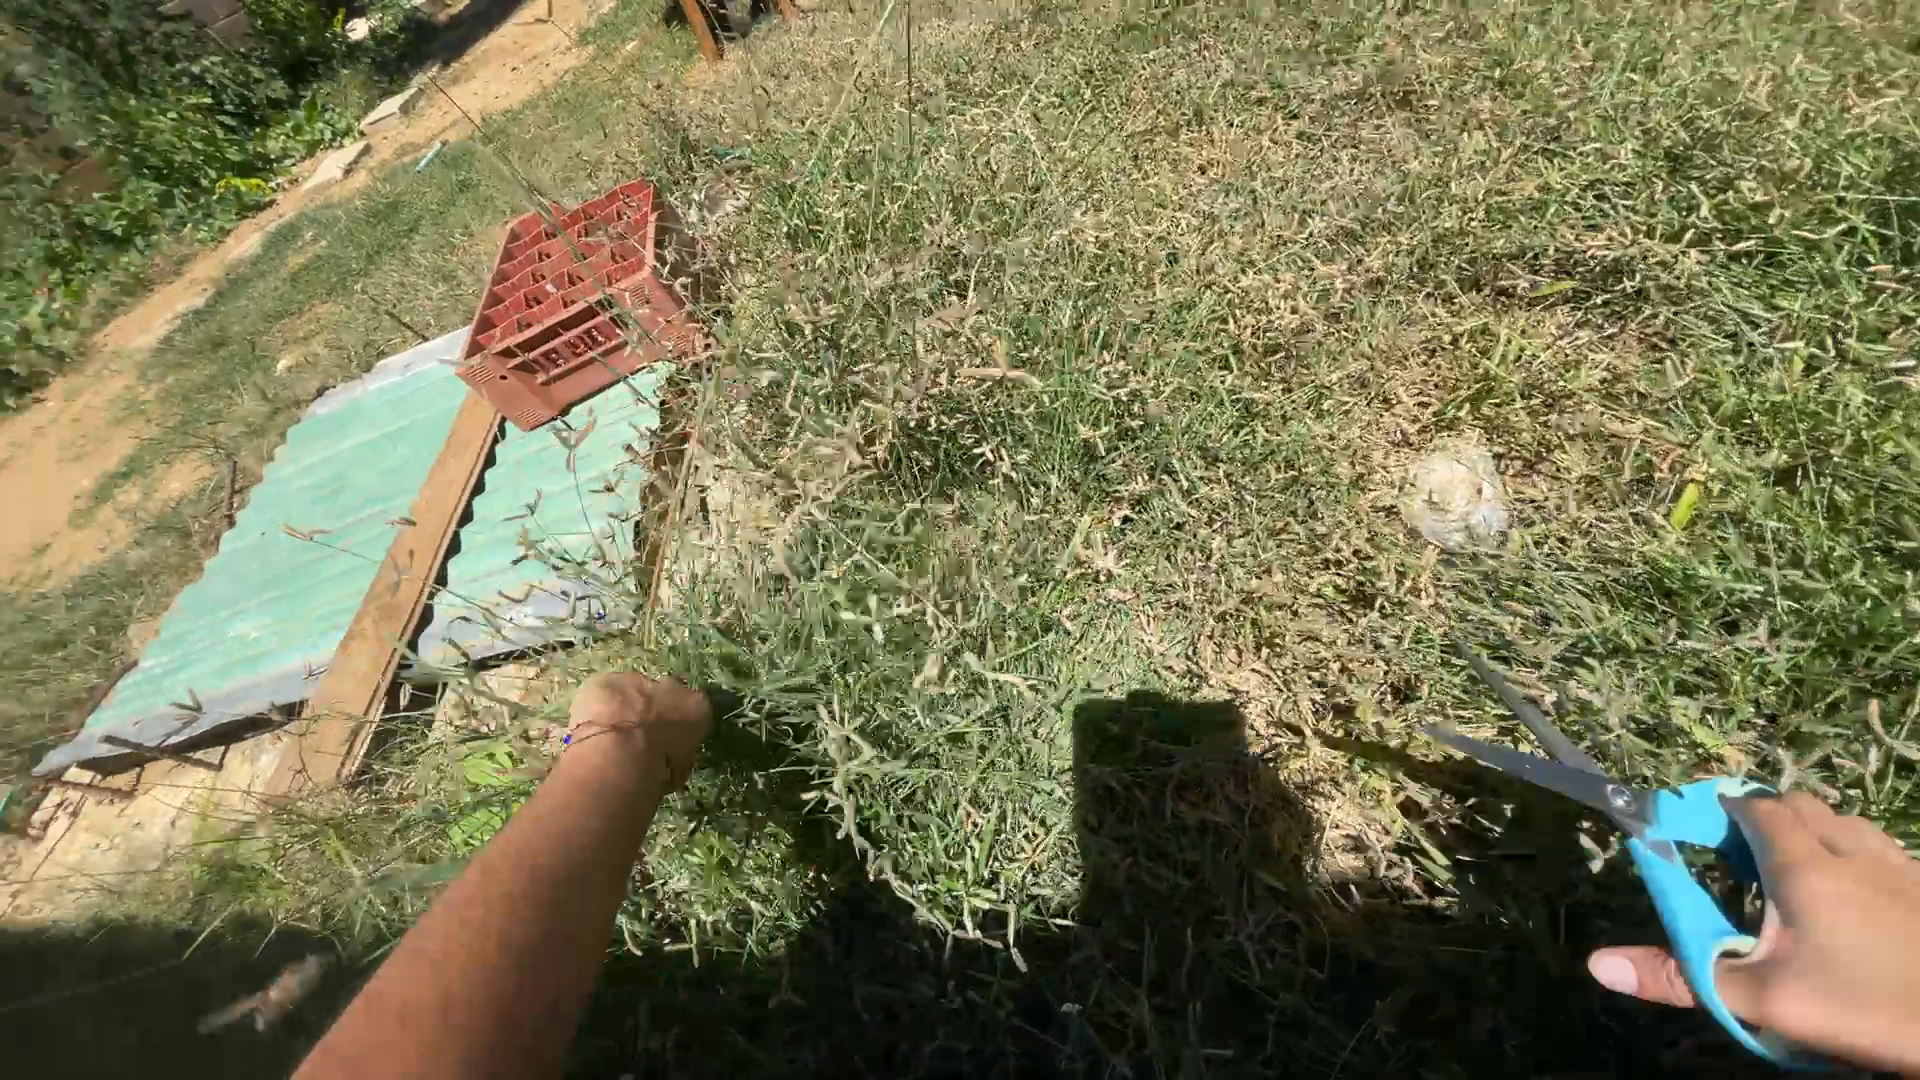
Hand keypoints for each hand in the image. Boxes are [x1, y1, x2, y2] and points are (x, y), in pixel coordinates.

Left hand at [564, 672, 711, 789]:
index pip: (692, 708)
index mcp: (696, 706)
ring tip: (609, 733)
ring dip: (624, 706)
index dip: (677, 723)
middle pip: (664, 691)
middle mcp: (672, 686)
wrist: (620, 756)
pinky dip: (596, 707)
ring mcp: (638, 680)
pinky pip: (603, 692)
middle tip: (637, 734)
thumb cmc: (658, 770)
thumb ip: (678, 752)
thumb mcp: (680, 768)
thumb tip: (670, 757)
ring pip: (632, 690)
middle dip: (653, 709)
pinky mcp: (606, 681)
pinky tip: (587, 727)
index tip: (665, 739)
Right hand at [1588, 791, 1919, 1070]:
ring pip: (1852, 824)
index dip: (1723, 807)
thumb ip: (1682, 976)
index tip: (1698, 824)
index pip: (1756, 807)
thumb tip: (1597, 965)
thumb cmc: (1869, 1009)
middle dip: (1768, 814)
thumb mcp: (1765, 1000)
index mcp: (1804, 868)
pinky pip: (1893, 854)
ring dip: (1819, 831)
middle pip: (1803, 805)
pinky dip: (1864, 857)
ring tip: (1797, 868)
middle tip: (1742, 850)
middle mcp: (1855, 857)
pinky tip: (1859, 896)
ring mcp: (1908, 875)